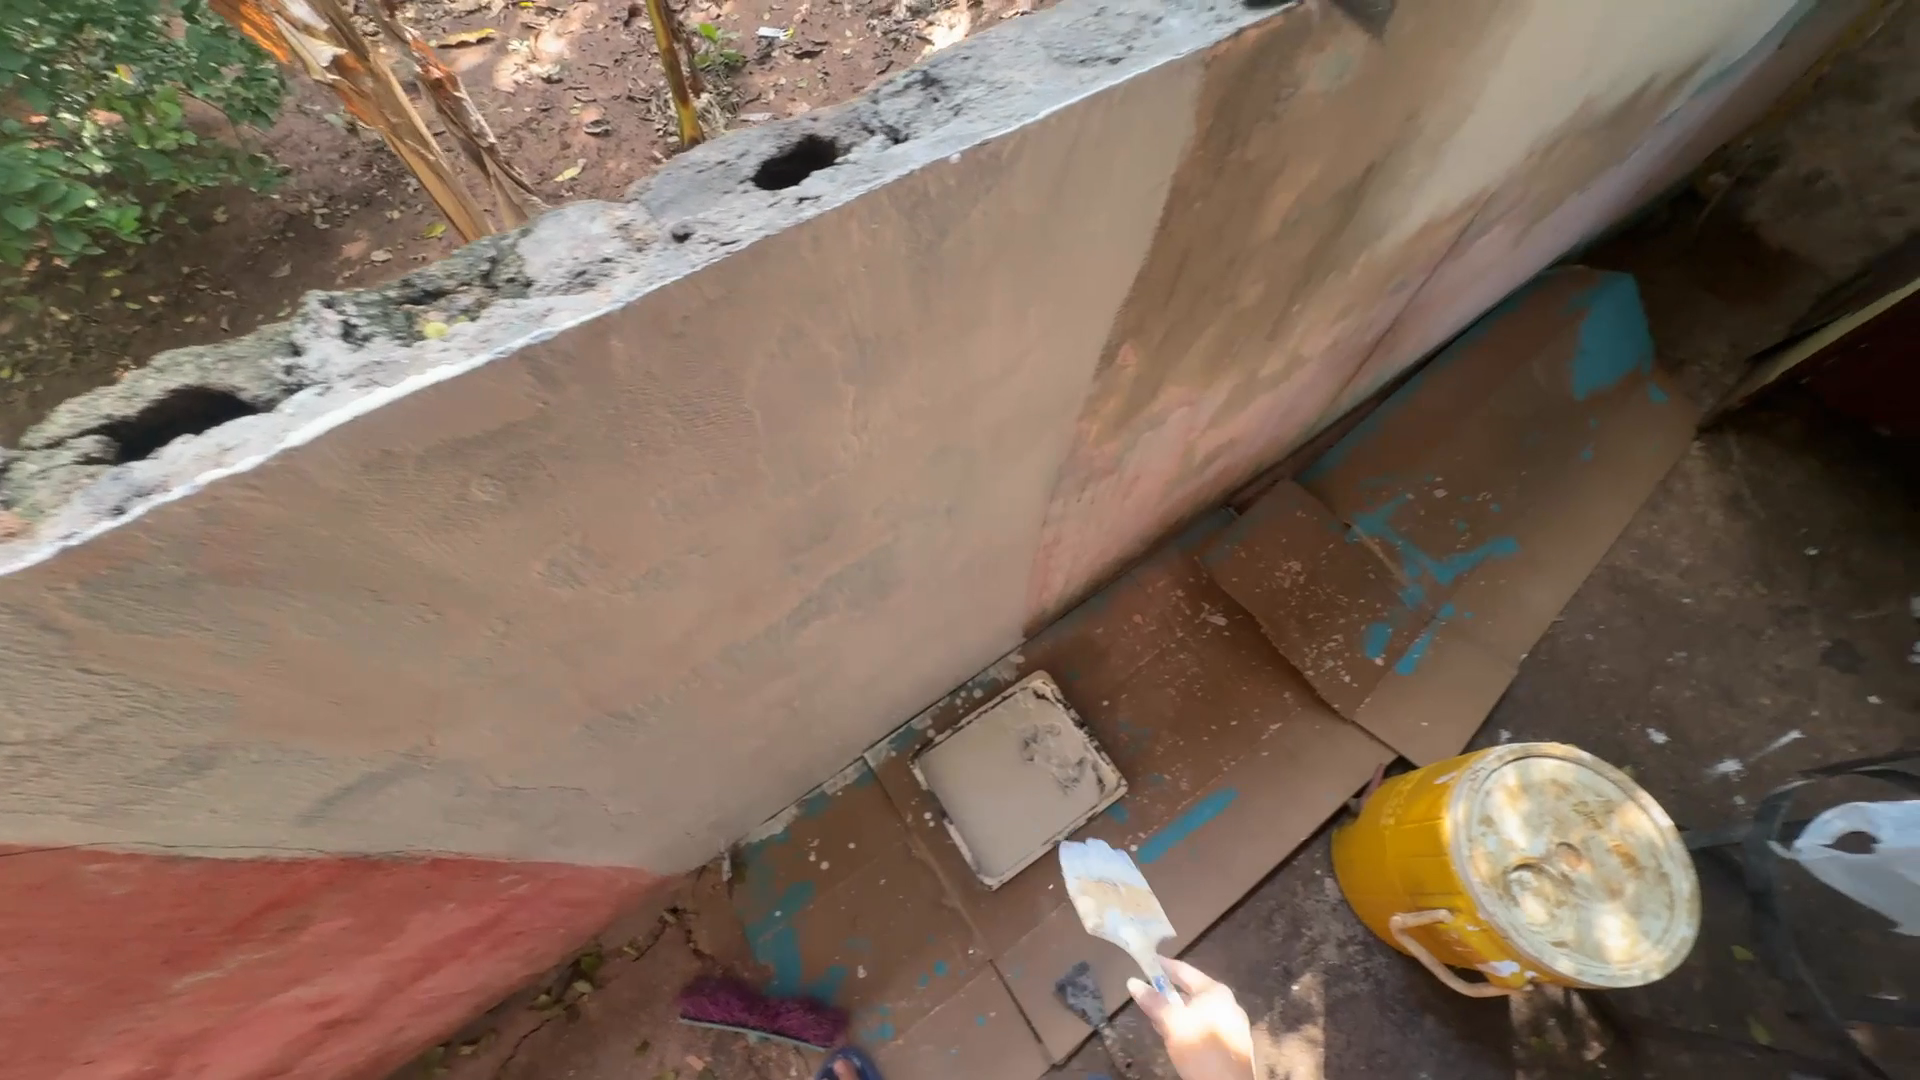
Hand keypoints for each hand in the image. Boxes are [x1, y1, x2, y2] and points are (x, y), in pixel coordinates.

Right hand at [1127, 957, 1254, 1079]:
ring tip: (1159, 1020)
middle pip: (1192, 992)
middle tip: (1150, 995)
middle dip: (1170, 995)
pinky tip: (1178, 1039)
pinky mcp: (1234, 1047)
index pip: (1184, 970)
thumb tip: (1132, 982)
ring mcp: (1234, 1027)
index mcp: (1216, 991)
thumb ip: (1153, 1001)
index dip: (1163, 966)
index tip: (1147, 962)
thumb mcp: (1171, 1022)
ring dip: (1178, 1014)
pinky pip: (1206, 1028)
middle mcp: (1229, 1004)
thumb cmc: (1199, 1047)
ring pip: (1199, 1012)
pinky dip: (1190, 1028)